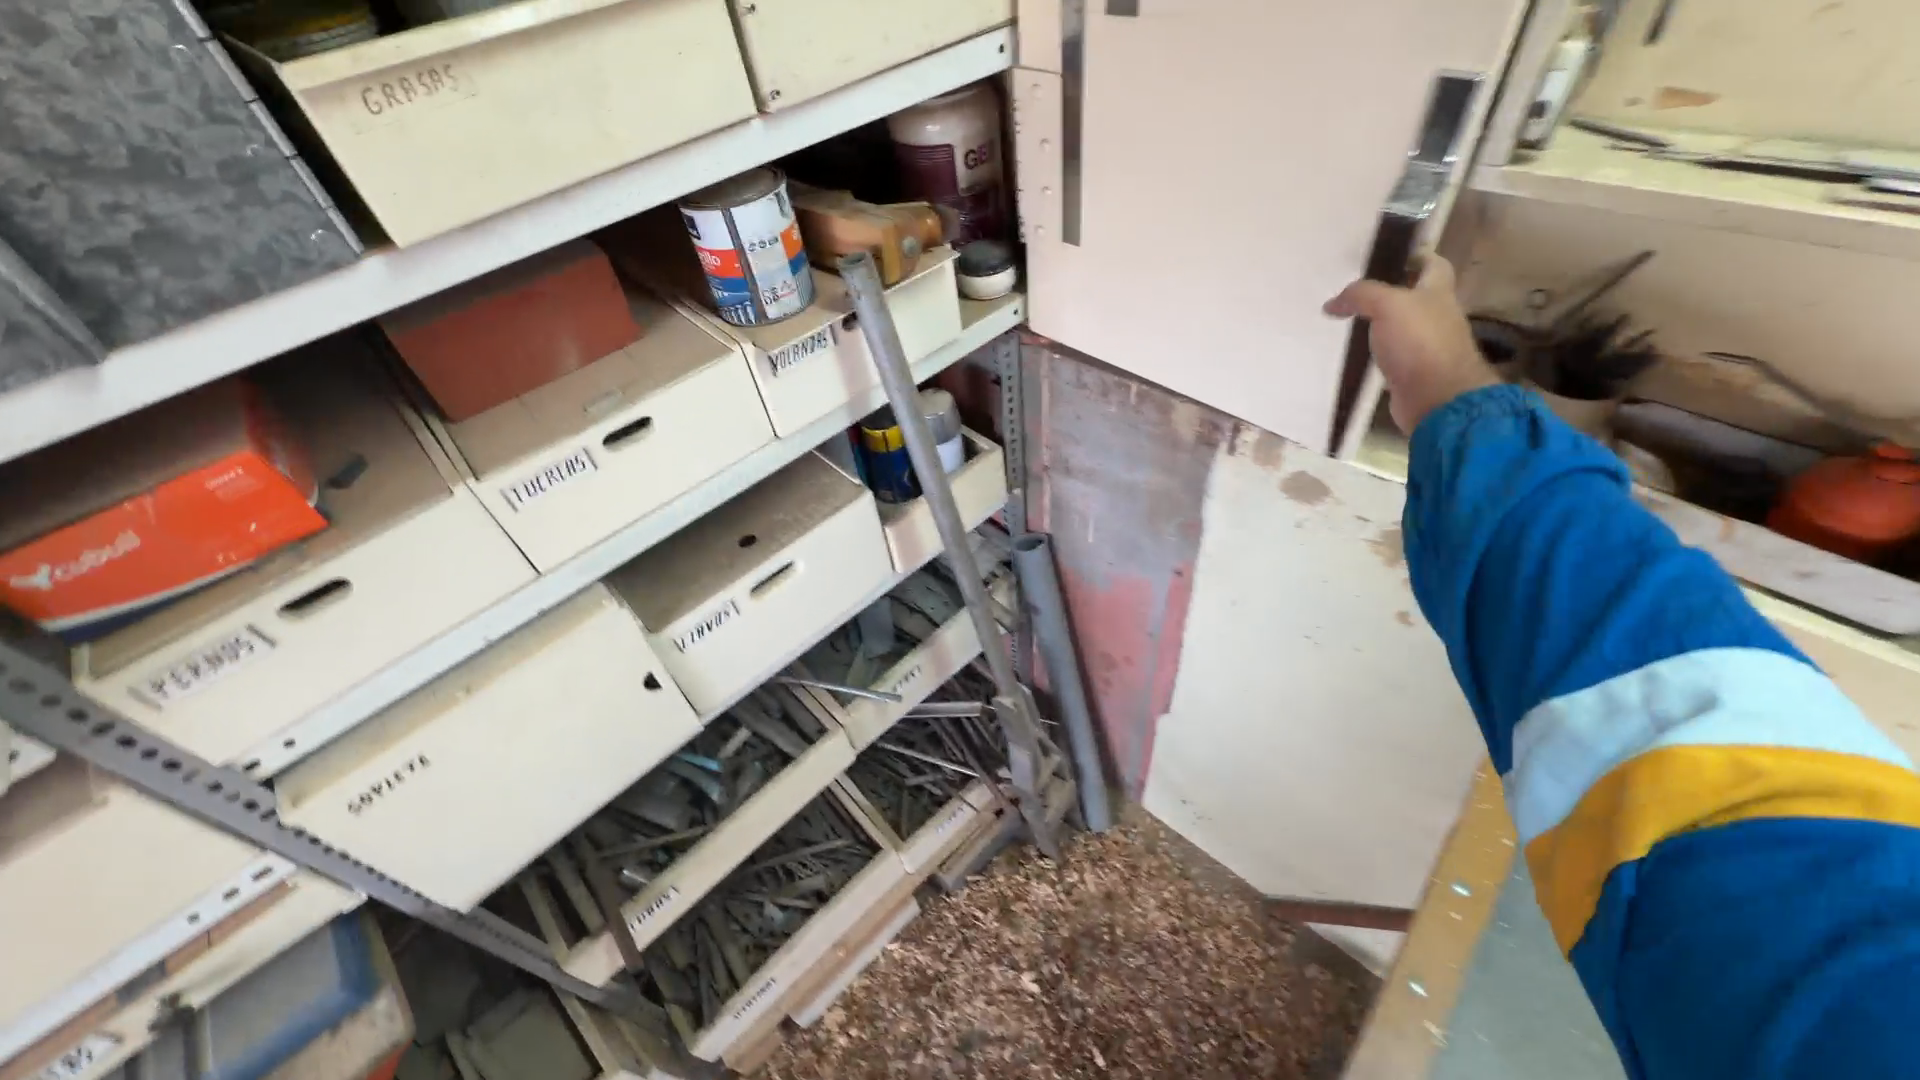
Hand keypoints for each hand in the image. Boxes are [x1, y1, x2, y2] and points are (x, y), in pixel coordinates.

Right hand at [1323, 256, 1497, 433]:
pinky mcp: (1413, 372)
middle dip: (1390, 291)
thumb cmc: (1419, 342)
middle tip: (1356, 290)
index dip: (1416, 256)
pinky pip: (1391, 355)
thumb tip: (1332, 303)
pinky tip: (1354, 353)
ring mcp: (1426, 346)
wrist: (1436, 397)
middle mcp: (1436, 316)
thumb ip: (1361, 296)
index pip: (1434, 264)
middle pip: (1414, 296)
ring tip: (1347, 320)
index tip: (1388, 256)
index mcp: (1438, 293)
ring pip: (1400, 326)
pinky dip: (1375, 353)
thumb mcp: (1388, 306)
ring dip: (1379, 323)